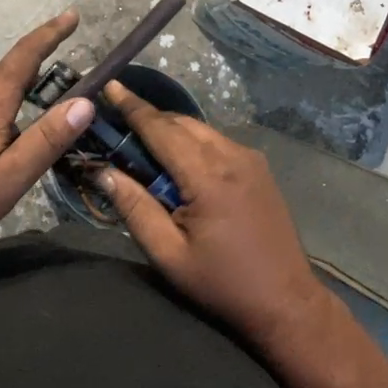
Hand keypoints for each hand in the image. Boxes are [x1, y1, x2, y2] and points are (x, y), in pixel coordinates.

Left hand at [0, 11, 95, 270]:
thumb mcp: (14, 174)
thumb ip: (49, 137)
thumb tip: (86, 102)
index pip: (25, 55)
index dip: (51, 33)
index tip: (72, 16)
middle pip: (10, 71)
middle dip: (41, 66)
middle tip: (73, 74)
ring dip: (21, 91)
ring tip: (46, 108)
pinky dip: (2, 105)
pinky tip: (8, 133)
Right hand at [97, 81, 326, 344]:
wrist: (286, 303)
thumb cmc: (221, 284)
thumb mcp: (168, 254)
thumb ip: (134, 207)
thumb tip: (102, 171)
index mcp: (208, 177)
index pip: (160, 129)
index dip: (131, 106)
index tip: (108, 84)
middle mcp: (232, 157)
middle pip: (180, 123)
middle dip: (147, 119)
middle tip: (114, 125)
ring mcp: (250, 161)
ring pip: (199, 130)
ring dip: (169, 131)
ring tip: (140, 146)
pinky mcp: (258, 169)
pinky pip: (216, 143)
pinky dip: (190, 142)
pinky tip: (176, 163)